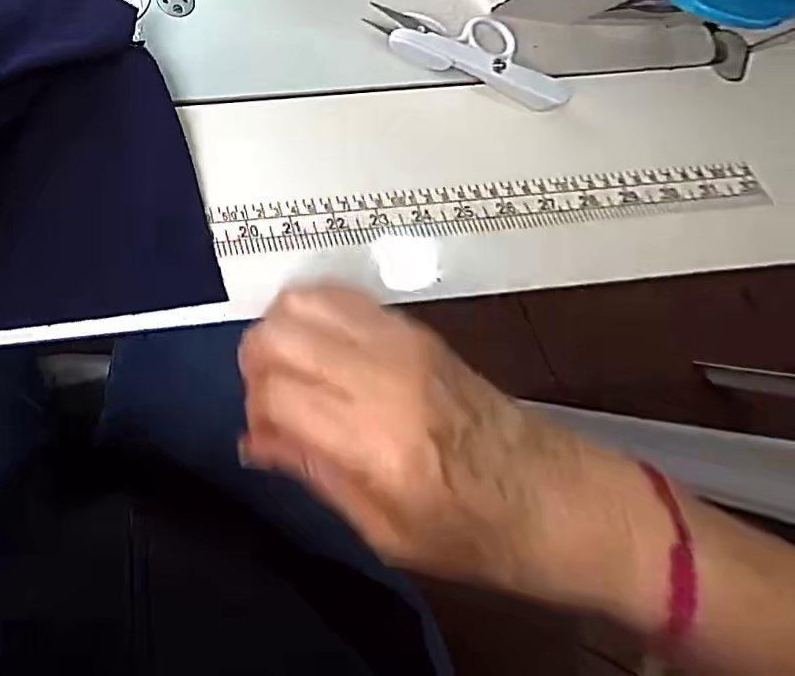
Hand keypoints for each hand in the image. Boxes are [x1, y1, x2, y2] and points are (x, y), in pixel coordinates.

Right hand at [237, 284, 666, 621]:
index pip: (273, 395)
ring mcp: (400, 347)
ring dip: (276, 332)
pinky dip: (307, 310)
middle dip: (254, 367)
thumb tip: (250, 441)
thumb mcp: (389, 535)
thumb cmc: (484, 538)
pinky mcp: (414, 331)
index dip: (254, 413)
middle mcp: (382, 383)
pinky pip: (334, 294)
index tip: (268, 436)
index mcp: (377, 445)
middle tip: (273, 397)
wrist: (583, 510)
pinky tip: (316, 341)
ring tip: (291, 365)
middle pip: (272, 339)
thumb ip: (311, 475)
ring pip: (294, 305)